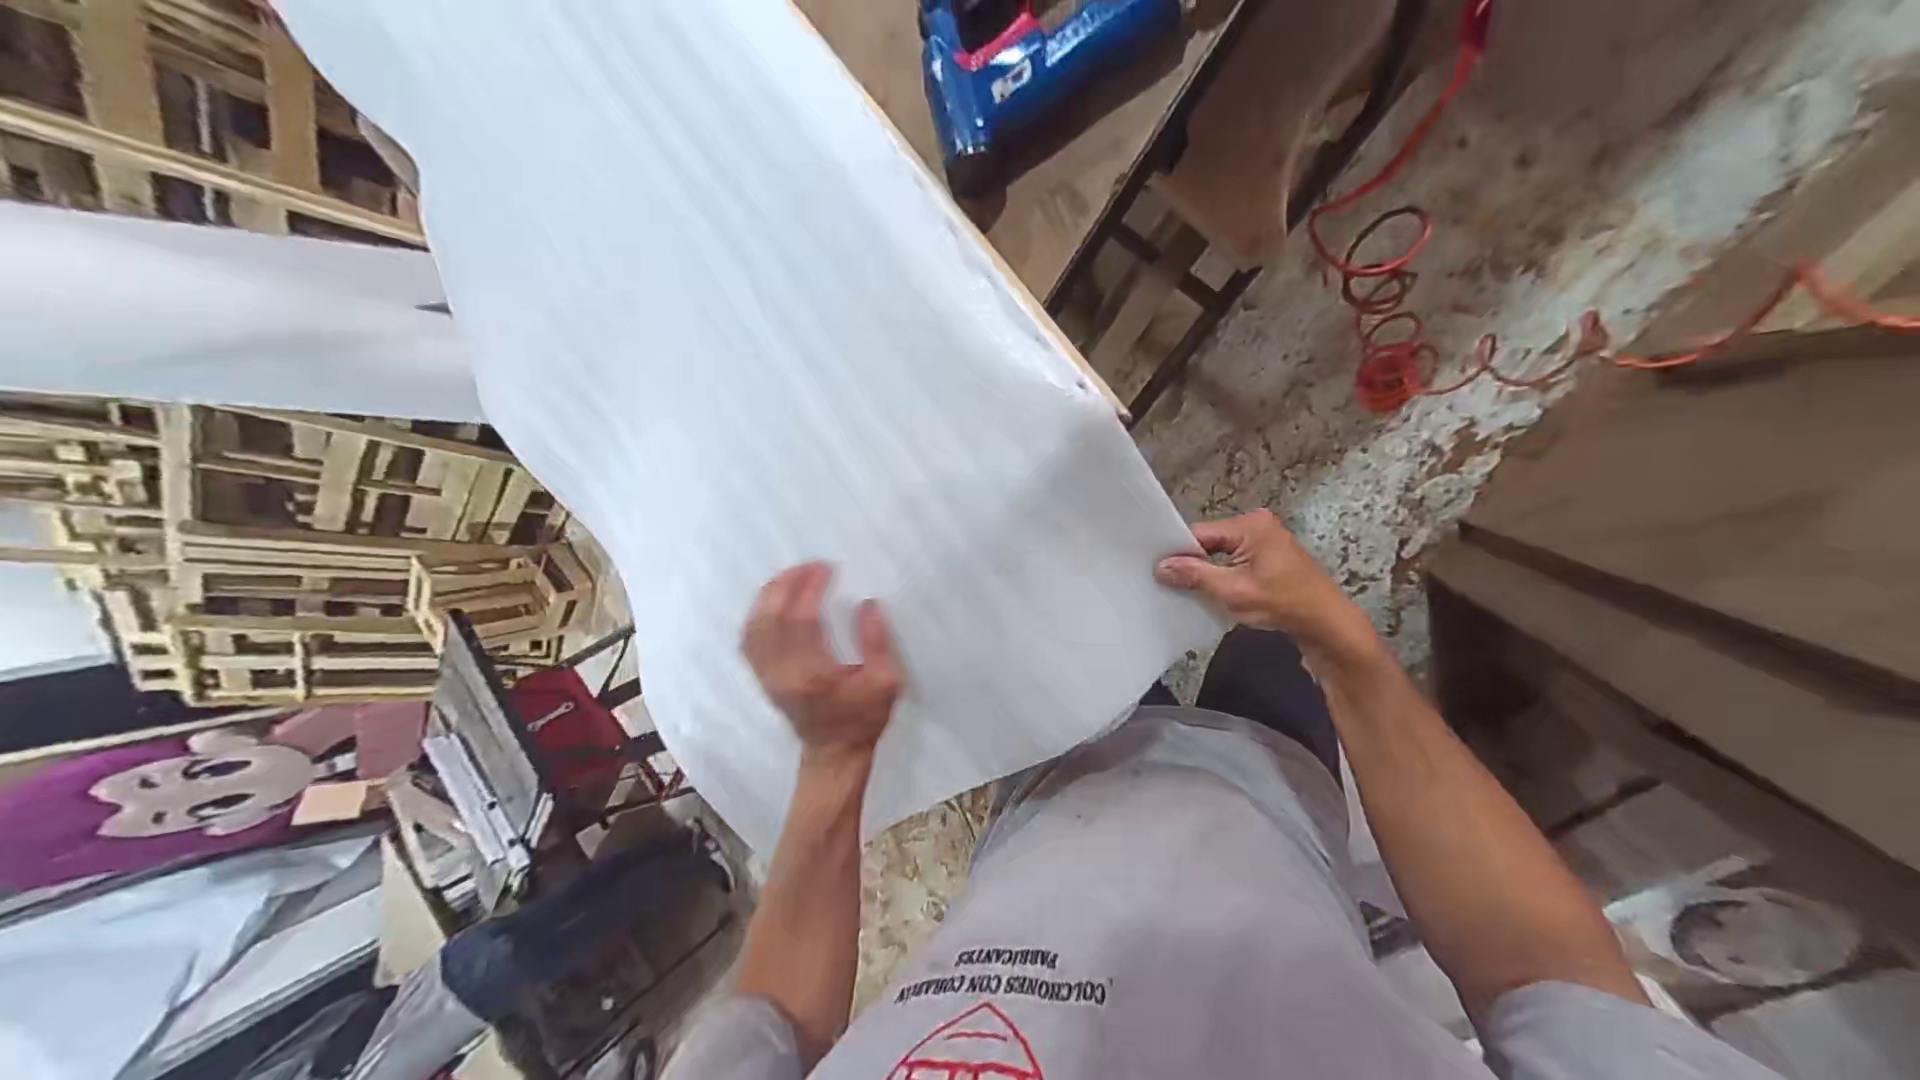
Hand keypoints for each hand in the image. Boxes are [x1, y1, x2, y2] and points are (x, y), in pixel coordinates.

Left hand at [742, 561, 901, 762]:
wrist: (834, 754)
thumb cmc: (864, 719)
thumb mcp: (885, 682)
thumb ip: (876, 642)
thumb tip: (867, 604)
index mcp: (812, 673)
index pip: (802, 619)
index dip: (810, 588)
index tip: (825, 568)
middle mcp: (782, 673)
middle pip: (769, 618)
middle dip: (785, 585)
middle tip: (806, 566)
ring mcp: (768, 677)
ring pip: (753, 628)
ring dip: (768, 597)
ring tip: (789, 578)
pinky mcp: (763, 679)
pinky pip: (749, 641)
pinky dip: (757, 617)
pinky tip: (773, 604)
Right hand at [1154, 510, 1375, 655]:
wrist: (1327, 626)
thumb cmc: (1283, 604)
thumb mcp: (1232, 590)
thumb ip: (1194, 575)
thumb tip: (1161, 566)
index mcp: (1250, 525)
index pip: (1200, 533)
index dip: (1179, 553)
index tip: (1159, 571)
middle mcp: (1258, 525)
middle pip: (1210, 542)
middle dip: (1194, 563)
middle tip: (1173, 585)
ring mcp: (1266, 541)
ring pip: (1221, 554)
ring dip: (1210, 572)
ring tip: (1193, 591)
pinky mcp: (1270, 558)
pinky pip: (1235, 561)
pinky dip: (1224, 576)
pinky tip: (1215, 592)